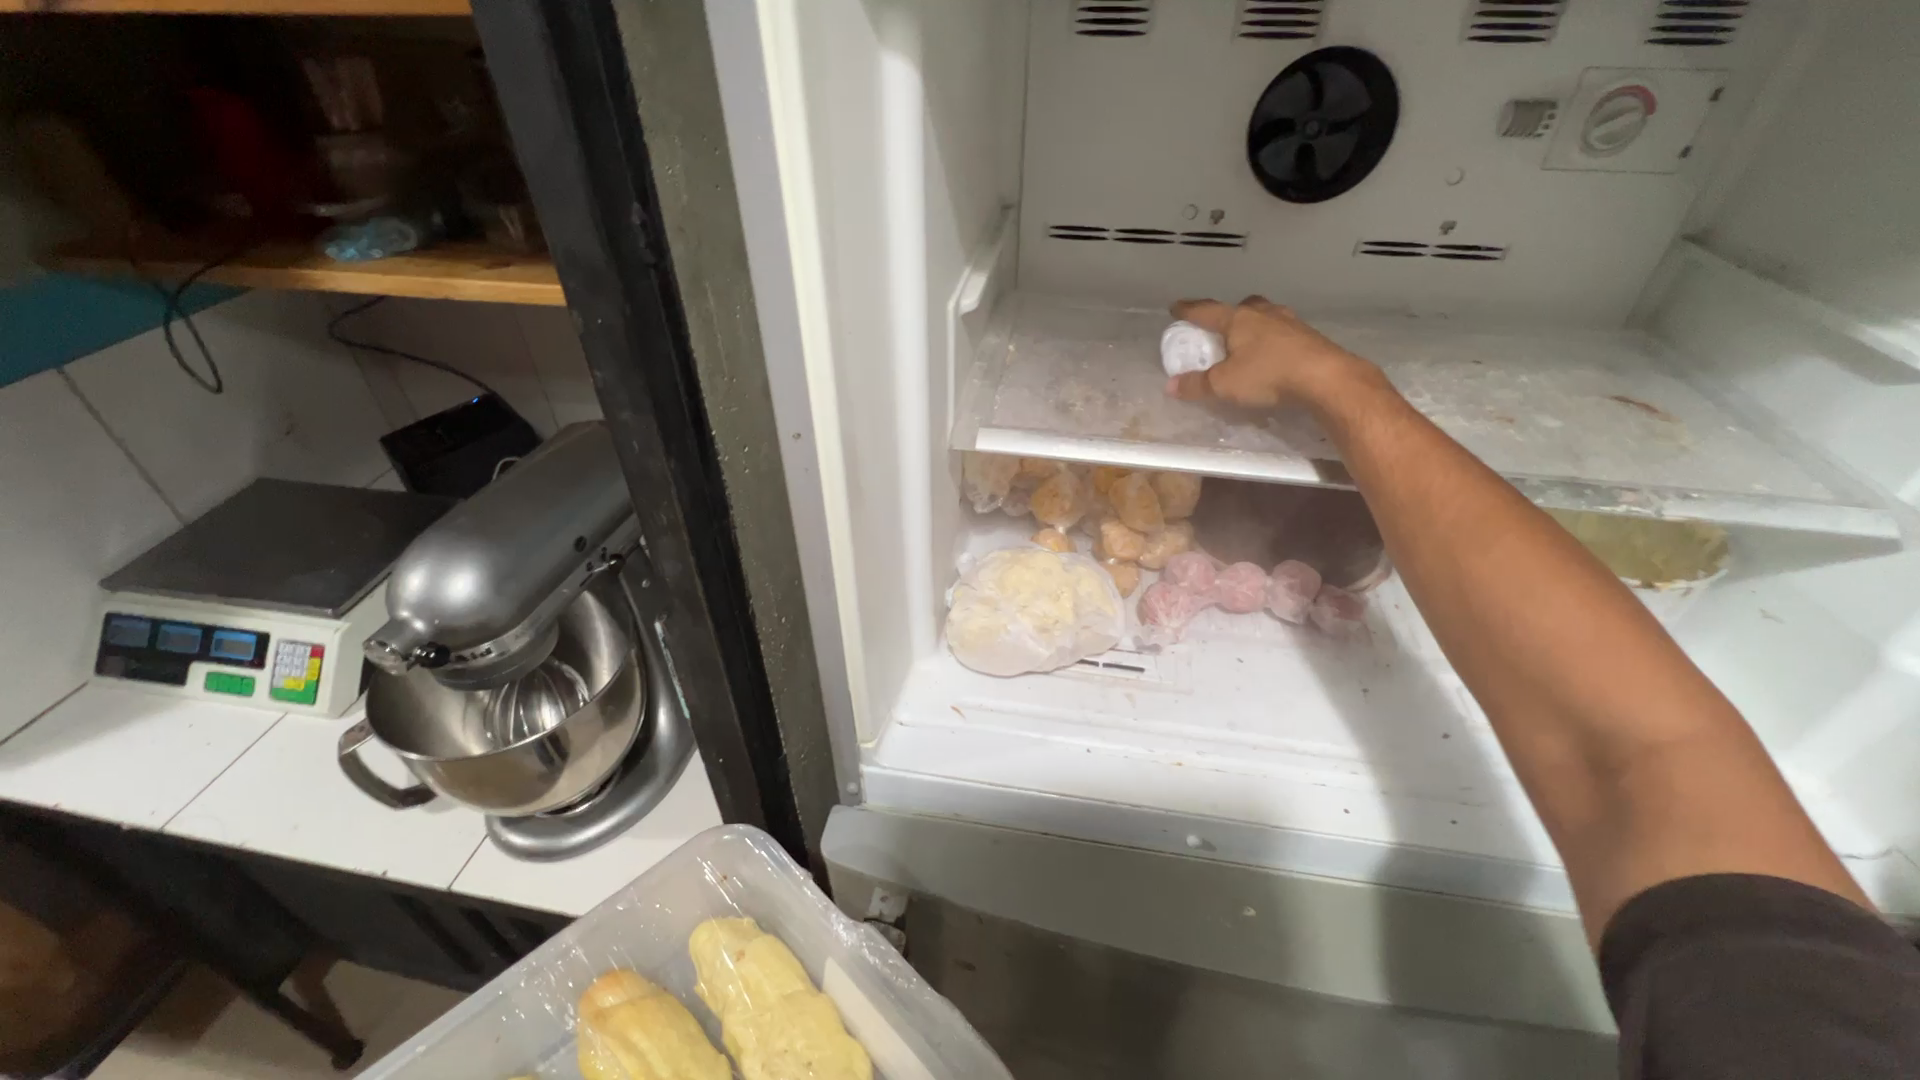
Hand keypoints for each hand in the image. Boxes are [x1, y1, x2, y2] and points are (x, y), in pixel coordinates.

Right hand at [1165, 296, 1372, 408]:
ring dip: (1255, 325)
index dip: (1189, 310)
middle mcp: (1264, 314)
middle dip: (1230, 314)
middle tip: (1222, 326)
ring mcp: (1290, 323)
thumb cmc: (1268, 375)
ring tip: (1248, 341)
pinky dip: (1274, 341)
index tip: (1176, 308)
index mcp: (1239, 319)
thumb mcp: (1224, 385)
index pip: (1206, 311)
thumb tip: (1171, 386)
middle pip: (1243, 306)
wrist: (1325, 378)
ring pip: (1267, 316)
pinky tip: (1274, 356)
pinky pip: (1284, 333)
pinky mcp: (1310, 337)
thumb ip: (1196, 385)